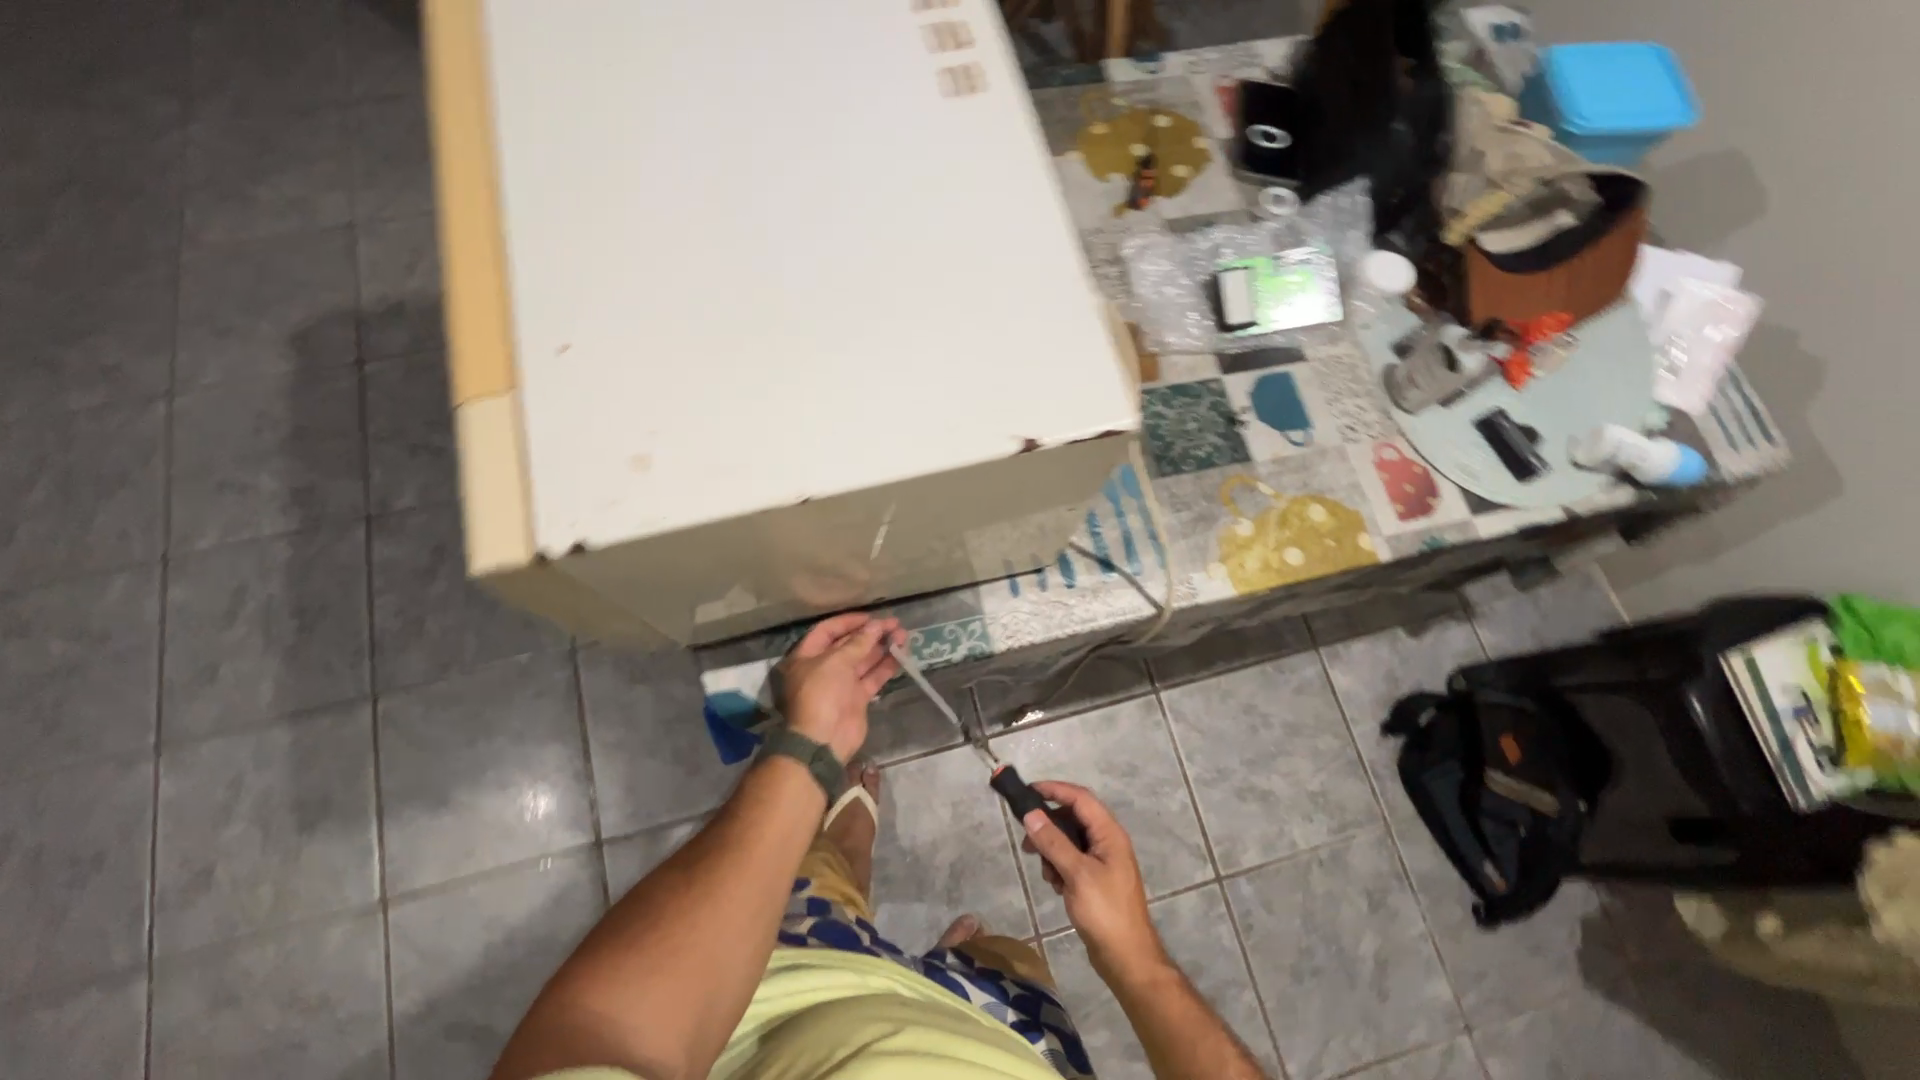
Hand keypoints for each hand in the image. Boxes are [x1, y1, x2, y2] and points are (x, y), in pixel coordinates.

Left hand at [778, 613, 904, 762]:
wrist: (823, 739)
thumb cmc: (821, 693)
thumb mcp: (836, 662)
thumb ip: (858, 643)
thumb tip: (876, 626)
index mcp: (805, 657)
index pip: (827, 631)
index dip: (848, 622)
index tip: (871, 617)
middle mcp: (822, 668)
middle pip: (848, 645)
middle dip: (870, 634)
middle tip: (895, 625)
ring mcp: (839, 684)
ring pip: (863, 661)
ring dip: (881, 648)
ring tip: (903, 637)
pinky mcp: (855, 699)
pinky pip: (871, 678)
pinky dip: (885, 667)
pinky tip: (901, 655)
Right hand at [1020, 781, 1167, 980]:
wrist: (1126, 956)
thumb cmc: (1105, 911)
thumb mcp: (1076, 873)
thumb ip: (1053, 842)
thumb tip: (1030, 814)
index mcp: (1109, 834)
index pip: (1080, 798)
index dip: (1055, 790)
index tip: (1027, 791)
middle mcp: (1107, 842)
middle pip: (1074, 818)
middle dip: (1049, 825)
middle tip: (1026, 838)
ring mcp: (1102, 861)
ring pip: (1070, 841)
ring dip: (1052, 850)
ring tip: (1044, 870)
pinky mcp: (1095, 879)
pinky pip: (1072, 860)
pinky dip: (1059, 867)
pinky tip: (1056, 886)